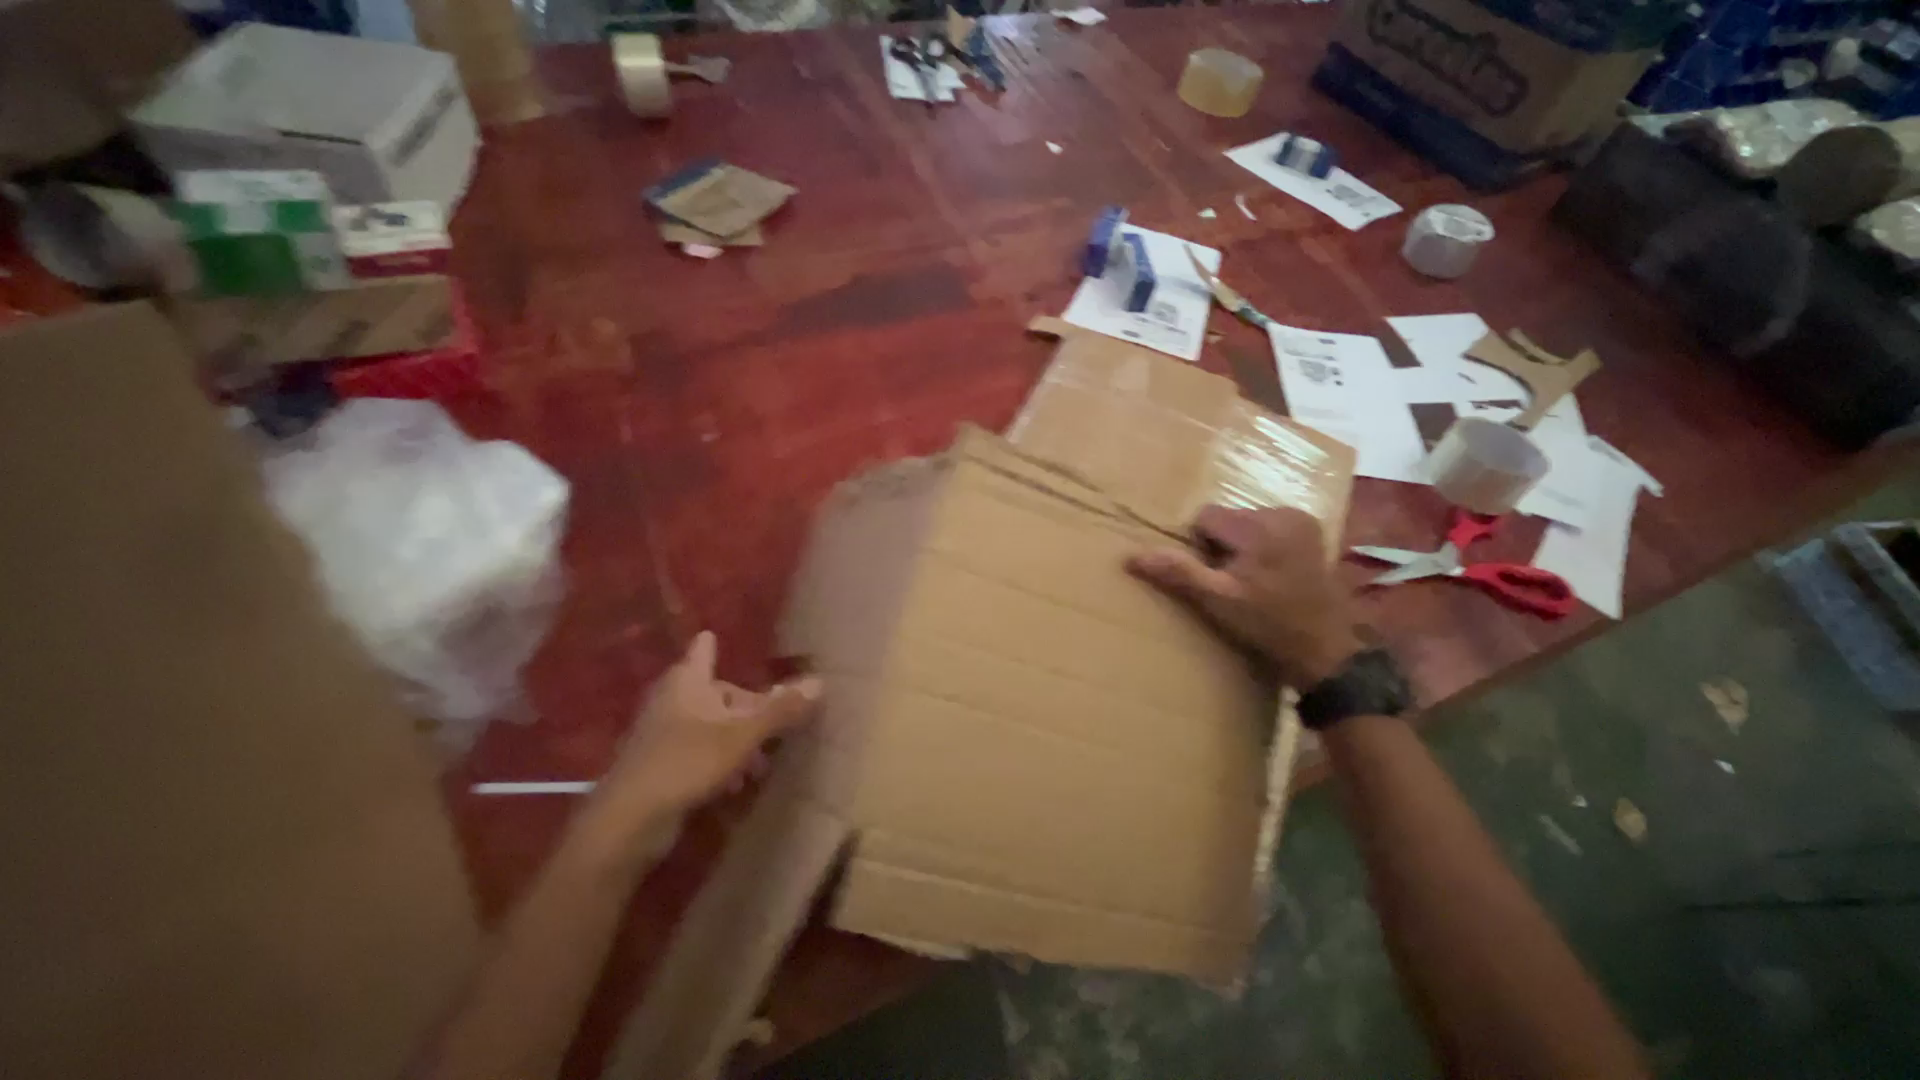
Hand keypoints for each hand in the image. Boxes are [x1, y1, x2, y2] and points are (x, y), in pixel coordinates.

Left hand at [587, 632, 821, 842]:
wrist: (630, 818)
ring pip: (707, 725)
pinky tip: (733, 784)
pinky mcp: (659, 765)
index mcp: (687, 682)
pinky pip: (697, 752)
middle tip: (773, 720)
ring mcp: (661, 734)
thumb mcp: (741, 737)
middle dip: (743, 706)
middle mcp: (671, 701)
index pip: (702, 652)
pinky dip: (717, 760)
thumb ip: (779, 711)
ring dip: (735, 738)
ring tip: (760, 762)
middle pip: (713, 693)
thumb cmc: (686, 762)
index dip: (711, 645)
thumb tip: (820, 681)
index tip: (715, 635)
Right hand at [1126, 505, 1361, 687]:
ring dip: (1242, 546)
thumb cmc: (1267, 625)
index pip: (1206, 517)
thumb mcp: (1218, 601)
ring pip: (1247, 523)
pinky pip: (1270, 528)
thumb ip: (1179, 573)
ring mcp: (1302, 520)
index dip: (1202, 548)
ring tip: (1254, 581)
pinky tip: (1272, 575)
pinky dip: (1263, 546)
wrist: (1324, 648)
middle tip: (1234, 583)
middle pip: (1228, 518)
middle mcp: (1282, 513)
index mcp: (1258, 526)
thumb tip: (1132, 557)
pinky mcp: (1313, 531)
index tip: (1216, 577)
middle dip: (1223, 546)